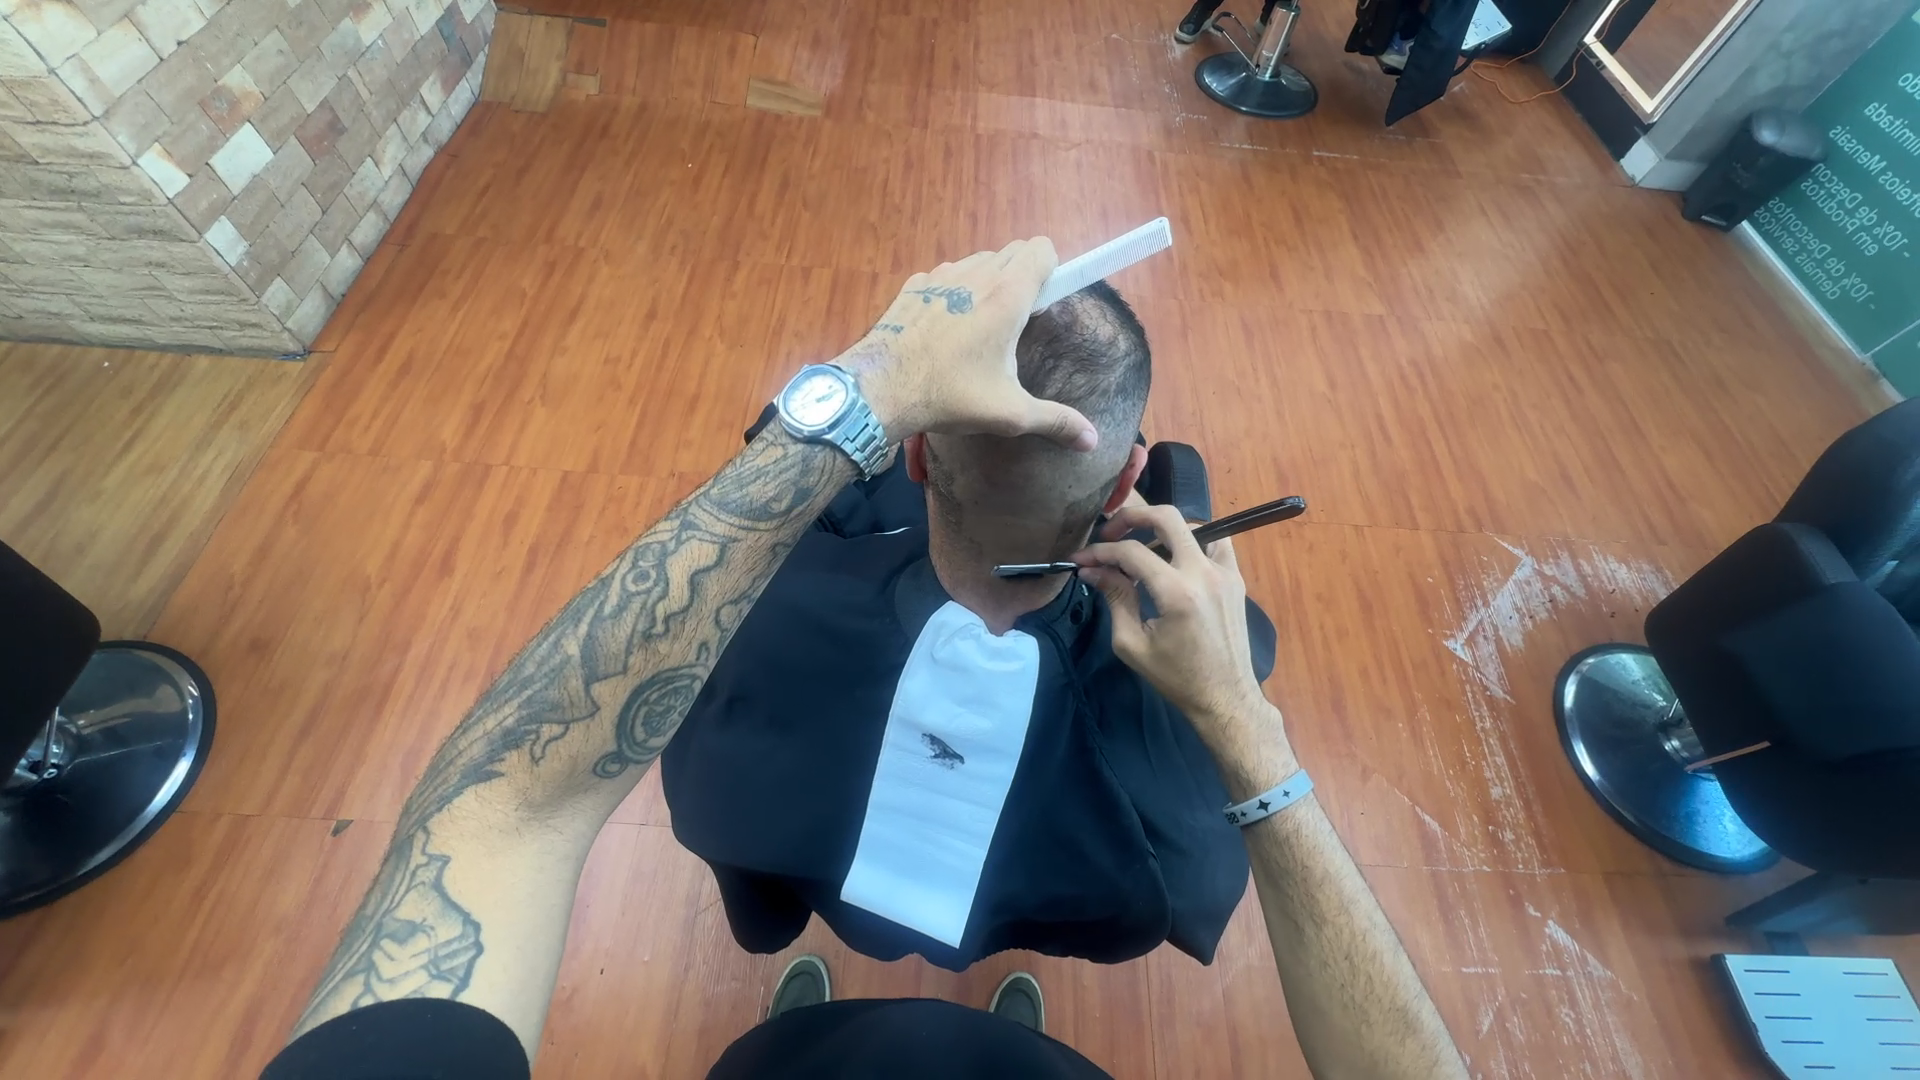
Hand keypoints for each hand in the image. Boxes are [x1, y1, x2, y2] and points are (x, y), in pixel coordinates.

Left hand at [836, 239, 1097, 451]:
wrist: (880, 389)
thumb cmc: (951, 396)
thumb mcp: (1009, 413)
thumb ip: (1055, 421)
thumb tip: (1092, 441)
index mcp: (1007, 295)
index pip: (1043, 249)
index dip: (1051, 271)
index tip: (1044, 305)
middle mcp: (976, 273)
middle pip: (1013, 252)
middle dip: (1022, 279)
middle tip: (1015, 326)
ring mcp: (941, 275)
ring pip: (979, 262)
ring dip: (988, 284)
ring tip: (978, 330)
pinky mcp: (914, 284)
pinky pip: (947, 276)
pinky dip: (954, 293)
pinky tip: (944, 331)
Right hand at [1075, 504, 1296, 796]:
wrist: (1225, 697)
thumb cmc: (1175, 677)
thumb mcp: (1132, 643)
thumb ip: (1115, 599)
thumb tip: (1092, 571)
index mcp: (1176, 593)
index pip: (1131, 552)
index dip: (1102, 551)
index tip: (1083, 560)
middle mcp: (1203, 573)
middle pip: (1166, 518)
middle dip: (1132, 518)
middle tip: (1111, 533)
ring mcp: (1225, 572)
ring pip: (1195, 524)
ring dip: (1164, 527)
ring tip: (1143, 543)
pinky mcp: (1236, 578)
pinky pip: (1218, 541)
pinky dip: (1195, 538)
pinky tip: (1177, 553)